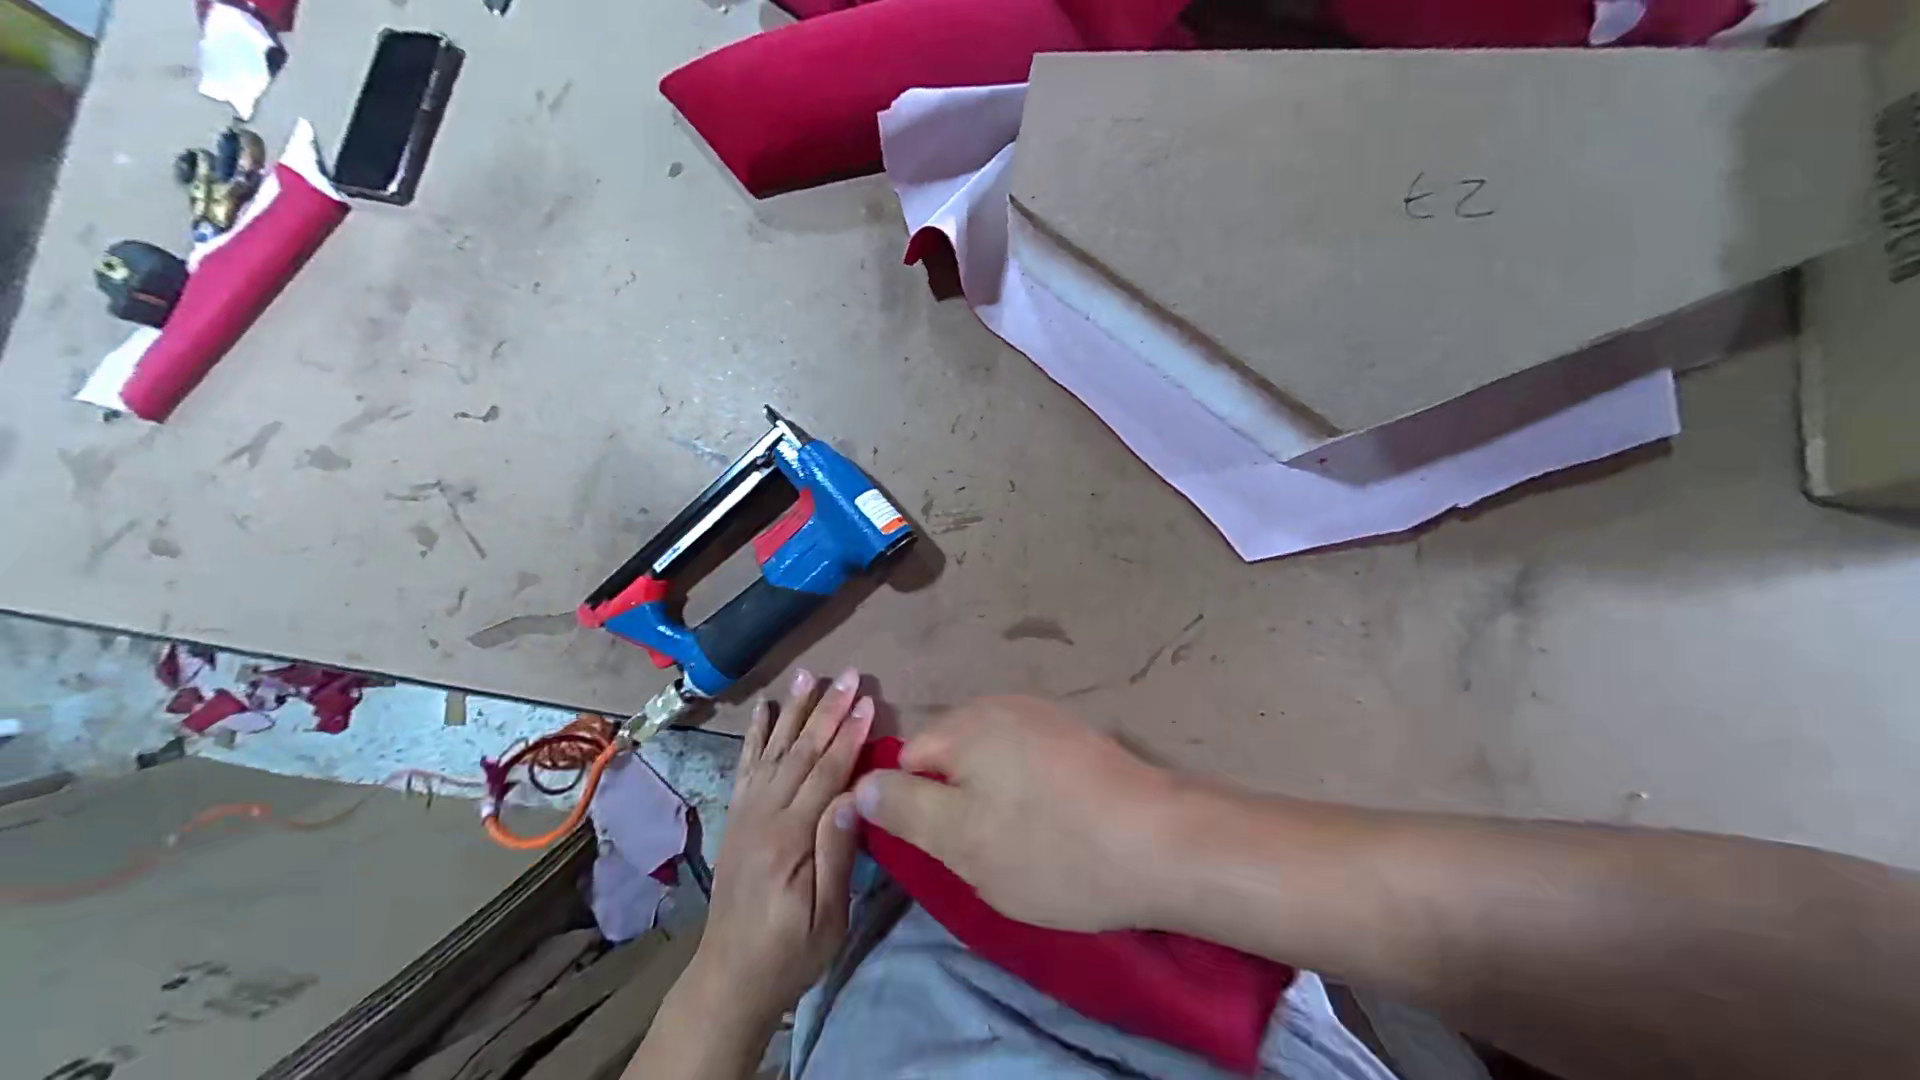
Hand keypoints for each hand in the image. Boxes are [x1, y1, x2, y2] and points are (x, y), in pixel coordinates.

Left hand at [688, 667, 872, 1025]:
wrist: (729, 978)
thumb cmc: (791, 952)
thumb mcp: (827, 918)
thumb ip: (837, 853)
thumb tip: (852, 796)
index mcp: (788, 840)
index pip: (826, 775)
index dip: (848, 736)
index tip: (867, 700)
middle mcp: (762, 817)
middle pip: (800, 753)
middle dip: (826, 710)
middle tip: (848, 675)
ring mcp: (745, 814)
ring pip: (774, 751)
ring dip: (793, 711)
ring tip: (807, 676)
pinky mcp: (737, 817)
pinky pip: (746, 767)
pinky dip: (756, 736)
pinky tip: (764, 711)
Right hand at [852, 696, 1186, 932]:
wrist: (1162, 843)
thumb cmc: (1050, 847)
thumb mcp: (961, 841)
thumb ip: (902, 808)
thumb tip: (857, 784)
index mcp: (965, 724)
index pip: (905, 762)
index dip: (913, 809)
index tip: (943, 850)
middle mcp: (1000, 706)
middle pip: (947, 758)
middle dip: (954, 806)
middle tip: (984, 853)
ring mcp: (1042, 717)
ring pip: (987, 763)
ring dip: (990, 802)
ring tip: (1022, 845)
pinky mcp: (1074, 737)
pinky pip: (1024, 763)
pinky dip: (1025, 794)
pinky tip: (1053, 826)